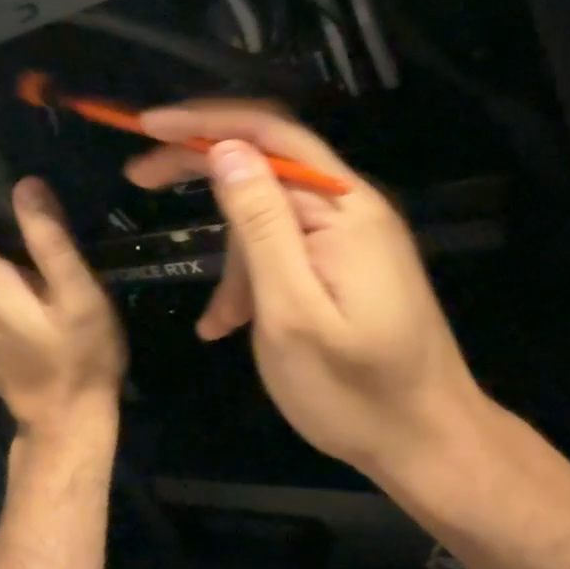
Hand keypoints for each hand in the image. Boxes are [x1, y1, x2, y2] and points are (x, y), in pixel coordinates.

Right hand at [125, 103, 482, 474]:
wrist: (431, 448)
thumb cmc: (356, 390)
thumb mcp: (291, 310)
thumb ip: (259, 224)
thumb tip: (226, 148)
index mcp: (344, 207)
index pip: (269, 133)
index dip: (204, 120)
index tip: (146, 126)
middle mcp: (349, 206)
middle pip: (264, 158)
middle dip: (199, 161)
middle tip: (138, 174)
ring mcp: (348, 235)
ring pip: (268, 213)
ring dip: (230, 252)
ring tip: (214, 318)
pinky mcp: (342, 263)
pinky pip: (283, 248)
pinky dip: (250, 277)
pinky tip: (228, 325)